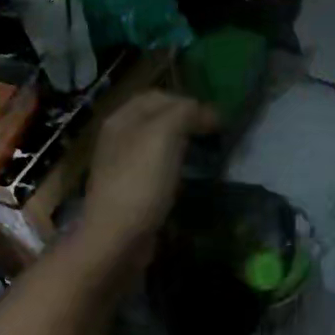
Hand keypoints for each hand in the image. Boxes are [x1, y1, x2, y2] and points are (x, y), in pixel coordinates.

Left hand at [78, 91, 218, 257]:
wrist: (118, 238)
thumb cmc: (140, 183)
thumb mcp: (163, 136)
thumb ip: (184, 114)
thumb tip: (208, 112)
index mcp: (121, 118)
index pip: (158, 97)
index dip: (188, 103)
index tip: (216, 120)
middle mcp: (118, 138)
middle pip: (156, 120)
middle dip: (185, 123)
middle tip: (213, 136)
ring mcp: (122, 168)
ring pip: (156, 147)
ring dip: (181, 148)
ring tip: (204, 156)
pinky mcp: (131, 194)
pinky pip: (156, 172)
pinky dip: (174, 171)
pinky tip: (186, 181)